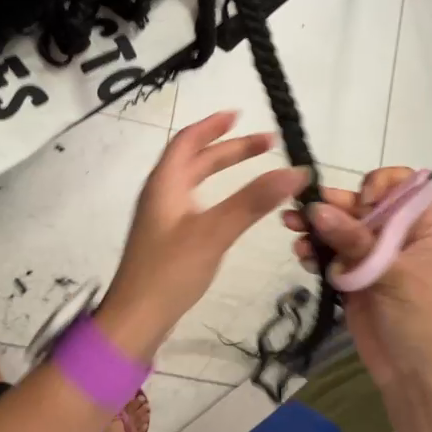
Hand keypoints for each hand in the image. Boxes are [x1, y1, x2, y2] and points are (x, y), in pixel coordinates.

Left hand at [99, 112, 309, 356]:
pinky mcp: (167, 239)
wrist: (136, 317)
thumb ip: (253, 201)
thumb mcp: (214, 233)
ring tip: (258, 166)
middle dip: (229, 148)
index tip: (239, 114)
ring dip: (223, 170)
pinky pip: (195, 202)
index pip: (186, 141)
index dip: (212, 125)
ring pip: (194, 182)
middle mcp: (160, 194)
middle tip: (267, 142)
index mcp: (164, 184)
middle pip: (194, 160)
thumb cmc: (169, 271)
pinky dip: (217, 193)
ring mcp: (162, 218)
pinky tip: (234, 206)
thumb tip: (295, 170)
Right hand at [284, 168, 431, 387]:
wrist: (415, 376)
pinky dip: (314, 251)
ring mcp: (372, 257)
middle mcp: (397, 237)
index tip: (360, 206)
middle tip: (300, 212)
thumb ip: (354, 241)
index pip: (400, 186)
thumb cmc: (421, 321)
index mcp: (422, 229)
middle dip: (330, 206)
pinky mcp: (351, 277)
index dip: (377, 188)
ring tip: (292, 230)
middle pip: (360, 206)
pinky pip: (328, 254)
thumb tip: (317, 208)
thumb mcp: (393, 276)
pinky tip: (302, 256)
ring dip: (315, 227)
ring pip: (339, 229)